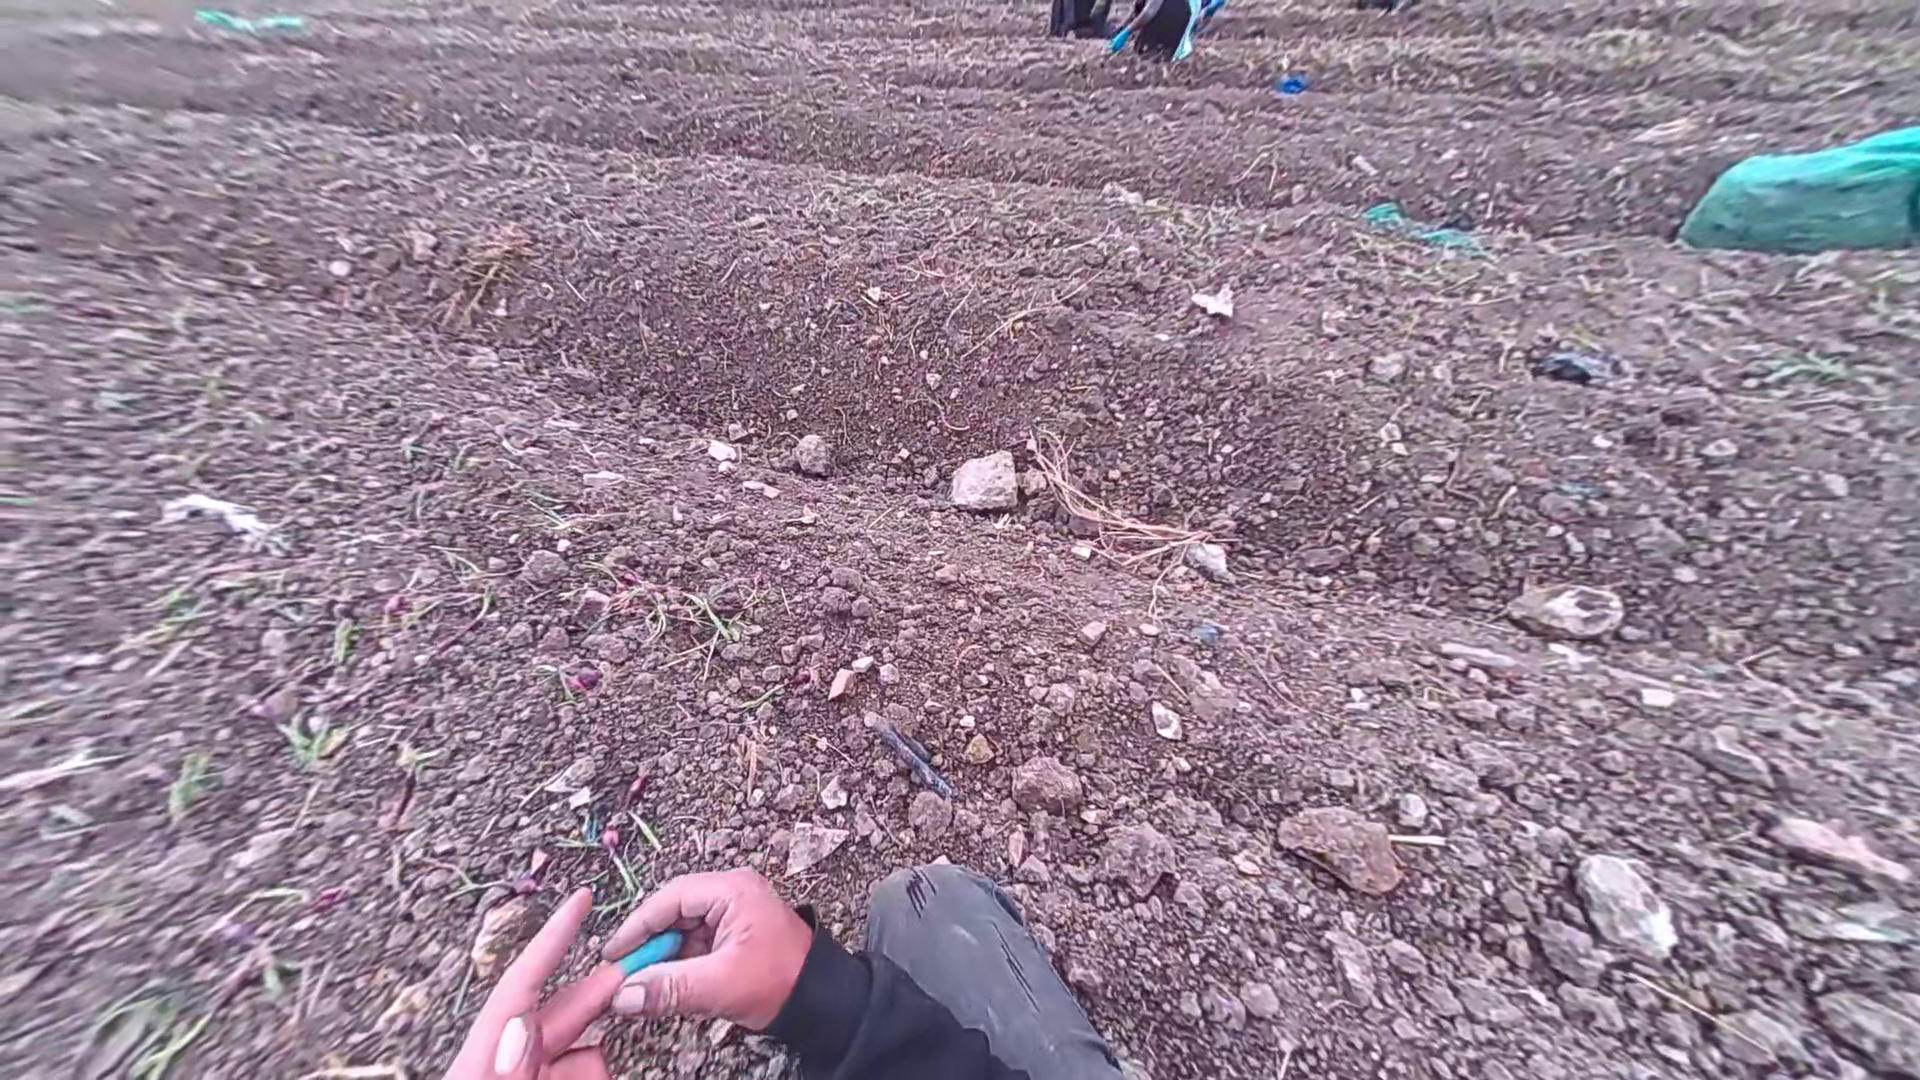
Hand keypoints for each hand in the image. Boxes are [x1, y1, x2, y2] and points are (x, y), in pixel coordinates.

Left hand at [443, 889, 624, 1079]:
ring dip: (596, 1068)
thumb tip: (517, 1027)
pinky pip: (583, 1072)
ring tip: (598, 1079)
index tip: (581, 897)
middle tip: (648, 968)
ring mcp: (528, 1078)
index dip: (551, 939)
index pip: (518, 988)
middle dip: (604, 994)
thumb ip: (500, 1074)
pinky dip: (594, 1079)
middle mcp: (504, 1066)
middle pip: (563, 1012)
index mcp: (480, 1067)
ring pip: (582, 1052)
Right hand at [600, 868, 811, 1028]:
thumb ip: (669, 988)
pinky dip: (675, 961)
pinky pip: (693, 941)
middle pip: (674, 909)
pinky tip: (661, 985)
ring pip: (681, 927)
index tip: (612, 955)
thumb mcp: (720, 985)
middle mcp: (731, 892)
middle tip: (618, 975)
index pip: (673, 897)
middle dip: (646, 942)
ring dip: (659, 955)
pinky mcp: (731, 931)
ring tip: (636, 985)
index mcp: (733, 889)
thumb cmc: (778, 979)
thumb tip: (621, 996)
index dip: (638, 925)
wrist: (815, 994)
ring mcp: (732, 910)